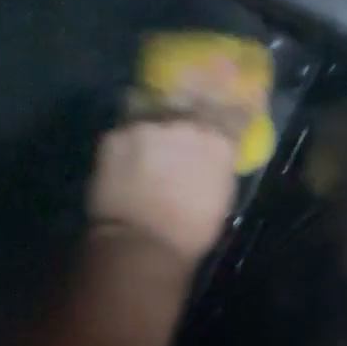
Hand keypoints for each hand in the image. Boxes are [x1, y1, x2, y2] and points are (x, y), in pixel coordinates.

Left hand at [87, 121, 237, 261]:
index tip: (232, 118)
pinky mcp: (114, 134)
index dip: (232, 116)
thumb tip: (213, 151)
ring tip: (158, 140)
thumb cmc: (196, 224)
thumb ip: (219, 161)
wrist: (142, 237)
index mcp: (219, 140)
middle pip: (191, 108)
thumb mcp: (223, 189)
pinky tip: (135, 155)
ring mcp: (145, 126)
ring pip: (157, 115)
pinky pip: (130, 129)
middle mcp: (184, 123)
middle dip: (193, 117)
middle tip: (189, 129)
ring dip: (160, 126)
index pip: (233, 114)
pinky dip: (135, 139)